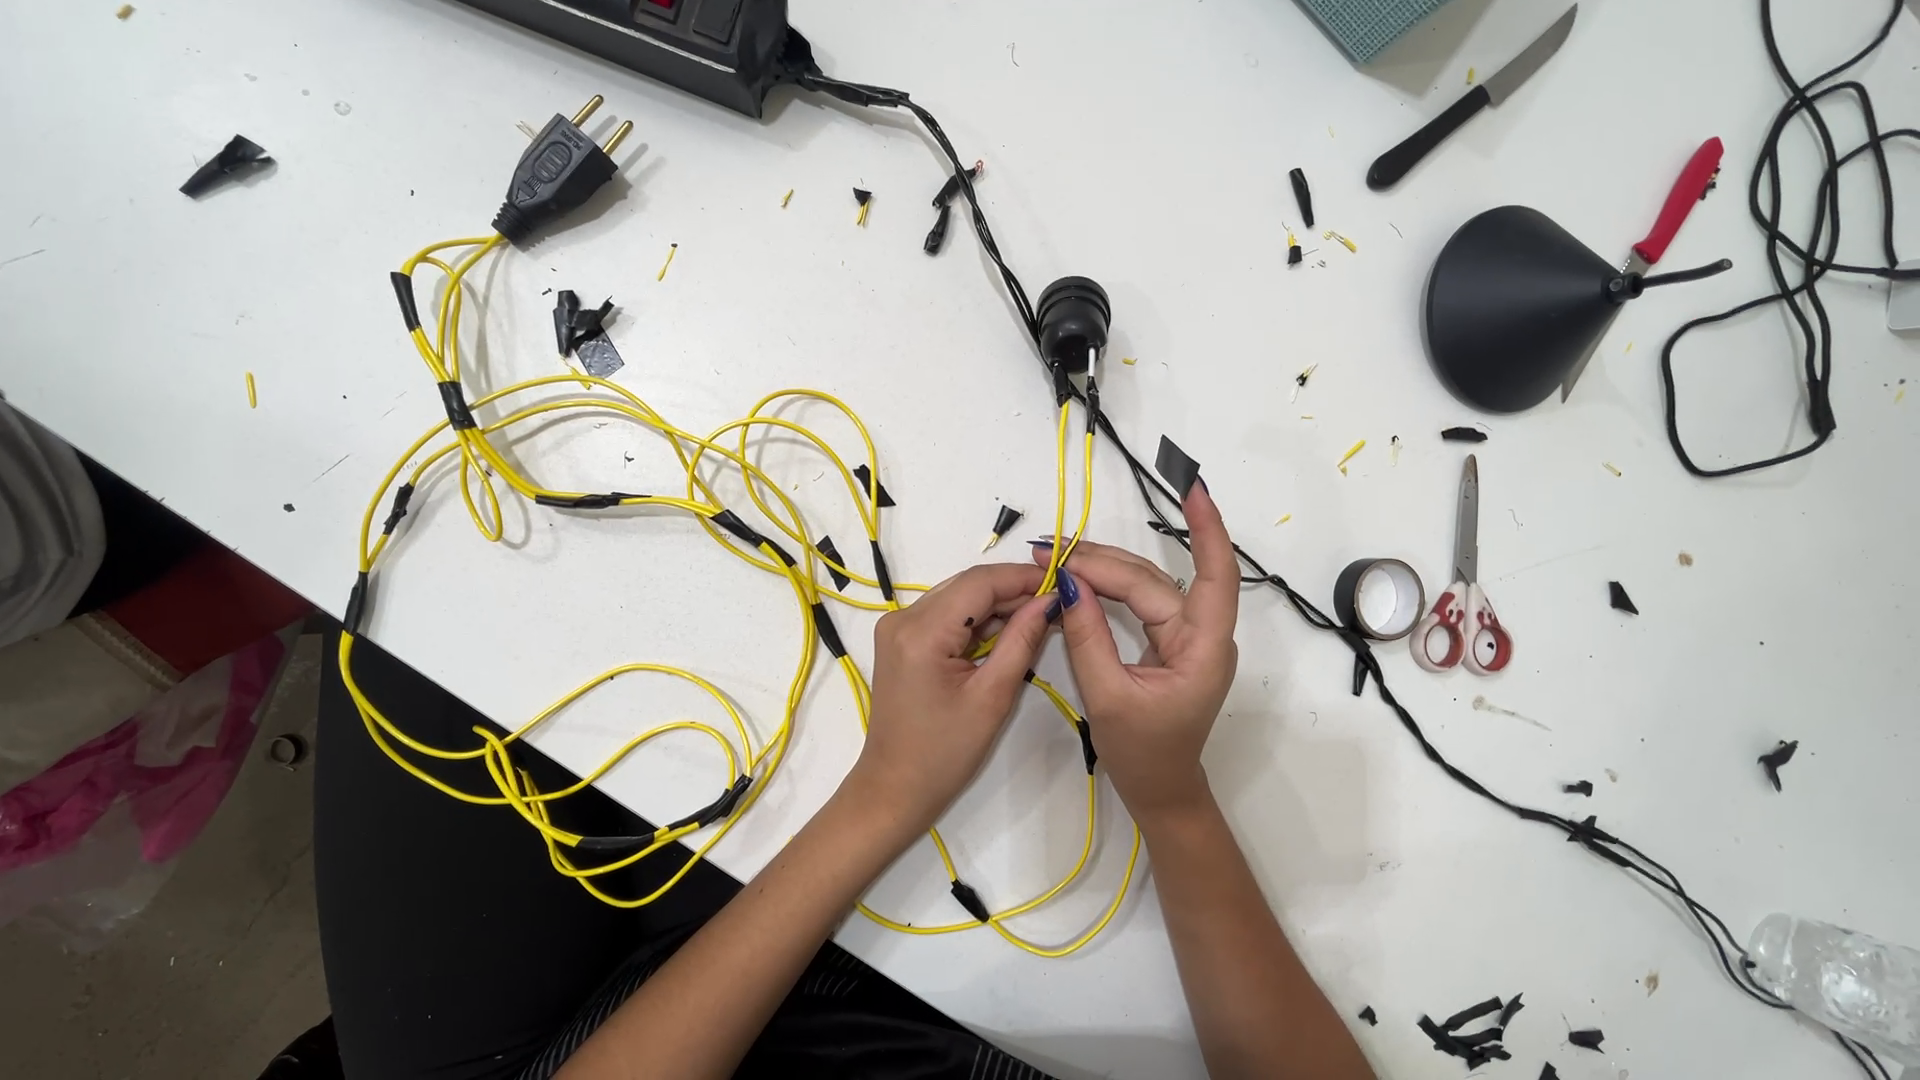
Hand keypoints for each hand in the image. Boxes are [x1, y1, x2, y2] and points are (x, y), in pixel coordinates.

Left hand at [848, 562, 1058, 837]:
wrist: (895, 787)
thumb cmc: (945, 752)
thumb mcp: (992, 697)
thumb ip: (1021, 641)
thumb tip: (1050, 600)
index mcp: (921, 632)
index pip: (979, 583)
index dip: (1021, 578)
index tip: (1063, 583)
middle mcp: (902, 618)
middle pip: (967, 585)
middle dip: (1011, 590)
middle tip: (1055, 604)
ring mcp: (896, 627)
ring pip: (957, 596)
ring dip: (995, 604)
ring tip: (1037, 618)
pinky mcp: (900, 639)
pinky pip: (945, 614)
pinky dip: (975, 619)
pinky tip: (1005, 632)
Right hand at [1031, 481, 1238, 822]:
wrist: (1160, 789)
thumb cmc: (1143, 752)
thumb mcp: (1108, 695)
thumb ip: (1088, 636)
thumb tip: (1068, 582)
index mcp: (1202, 647)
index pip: (1213, 576)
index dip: (1207, 530)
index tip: (1194, 488)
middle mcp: (1200, 634)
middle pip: (1153, 579)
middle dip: (1102, 559)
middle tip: (1049, 549)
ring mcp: (1183, 636)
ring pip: (1142, 584)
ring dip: (1100, 567)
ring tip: (1053, 555)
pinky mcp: (1167, 641)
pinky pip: (1136, 601)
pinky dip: (1105, 587)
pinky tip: (1077, 574)